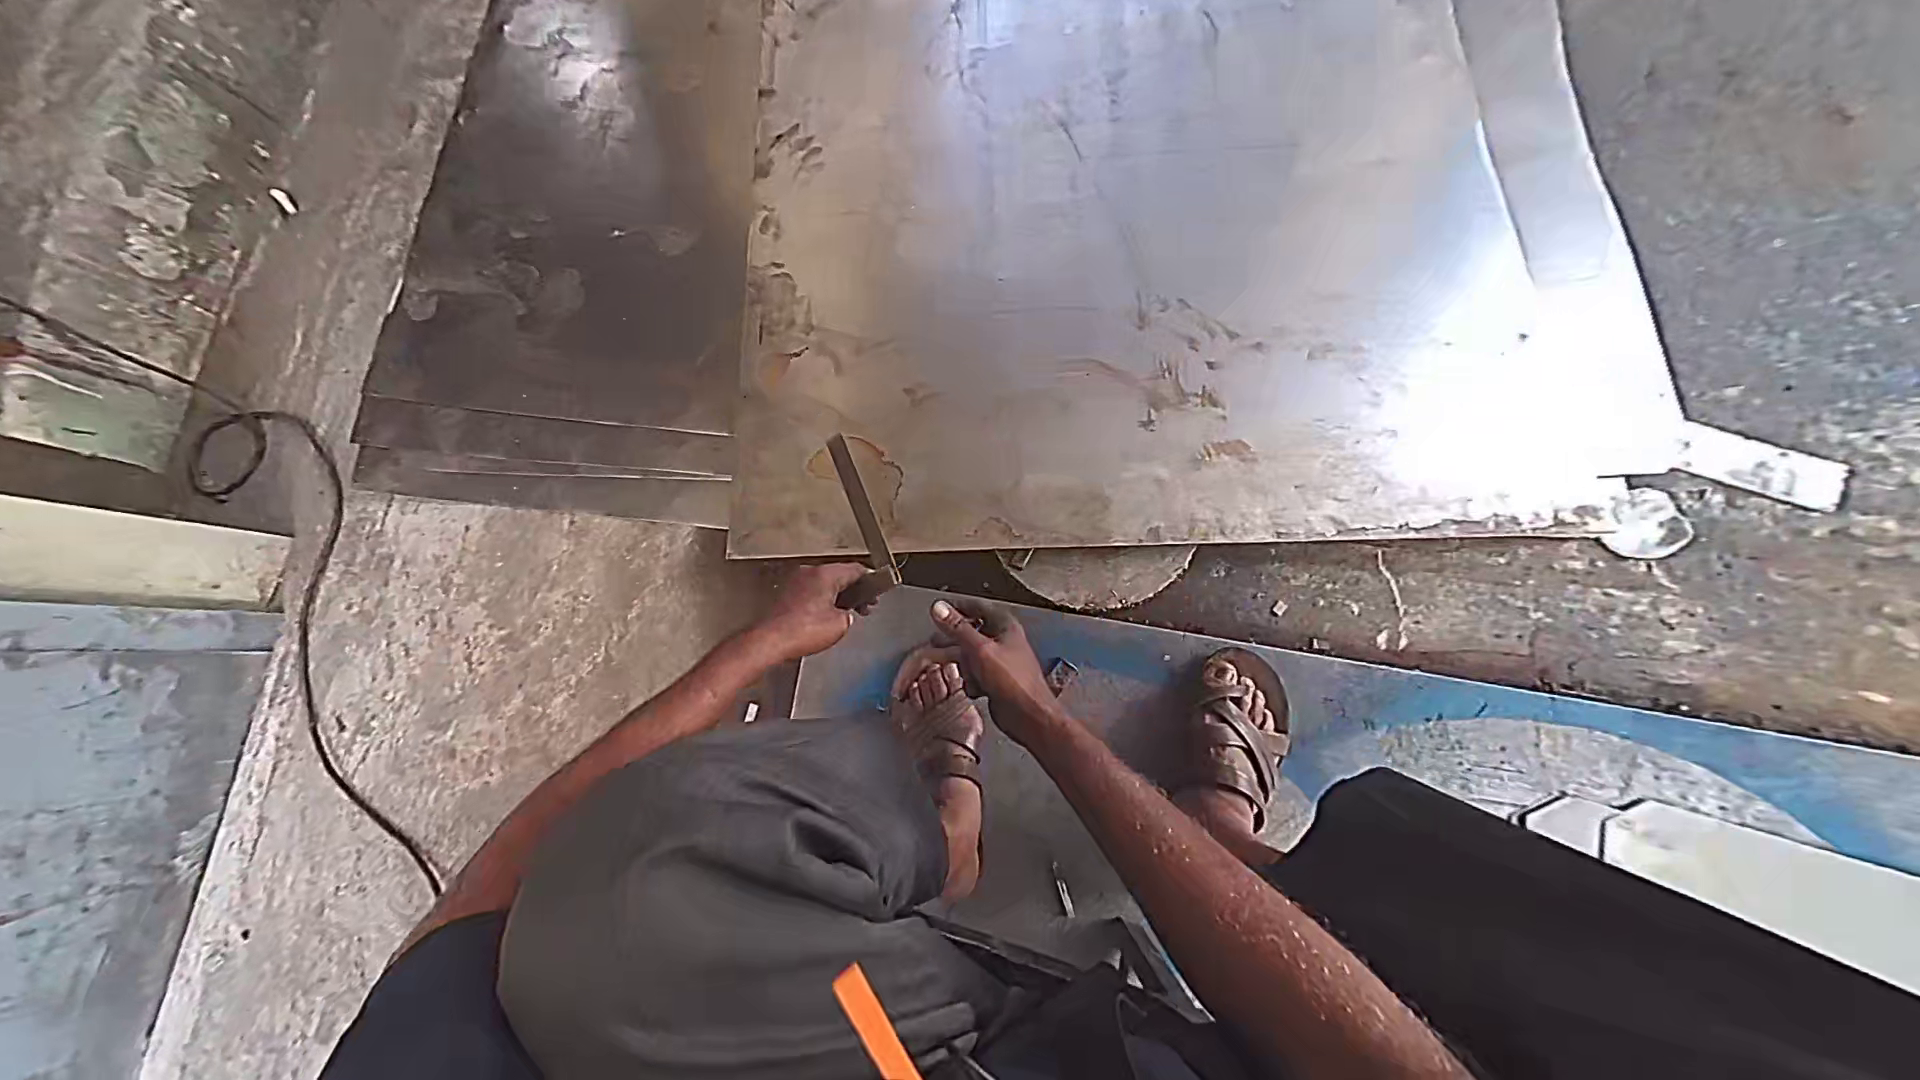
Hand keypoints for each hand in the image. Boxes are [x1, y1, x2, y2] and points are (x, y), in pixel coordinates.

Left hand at [750, 563, 868, 661]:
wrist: (770, 642)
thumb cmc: (799, 631)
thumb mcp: (841, 624)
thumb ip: (849, 615)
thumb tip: (846, 616)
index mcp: (825, 574)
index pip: (855, 569)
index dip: (870, 580)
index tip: (875, 588)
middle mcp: (808, 573)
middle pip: (838, 575)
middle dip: (853, 591)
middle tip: (863, 605)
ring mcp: (794, 582)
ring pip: (822, 584)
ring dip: (835, 597)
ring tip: (843, 615)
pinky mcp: (784, 595)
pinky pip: (809, 593)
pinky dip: (819, 602)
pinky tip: (822, 618)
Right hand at [929, 597, 1067, 744]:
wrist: (1029, 716)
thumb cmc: (1015, 682)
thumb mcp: (980, 649)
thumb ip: (958, 628)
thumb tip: (940, 609)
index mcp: (1005, 627)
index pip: (979, 608)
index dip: (959, 607)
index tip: (941, 609)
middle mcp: (1005, 642)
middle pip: (974, 631)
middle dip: (955, 636)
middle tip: (937, 637)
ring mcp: (1001, 663)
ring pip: (973, 654)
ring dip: (960, 660)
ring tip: (946, 662)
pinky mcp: (996, 682)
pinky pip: (976, 674)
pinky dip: (968, 678)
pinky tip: (964, 683)